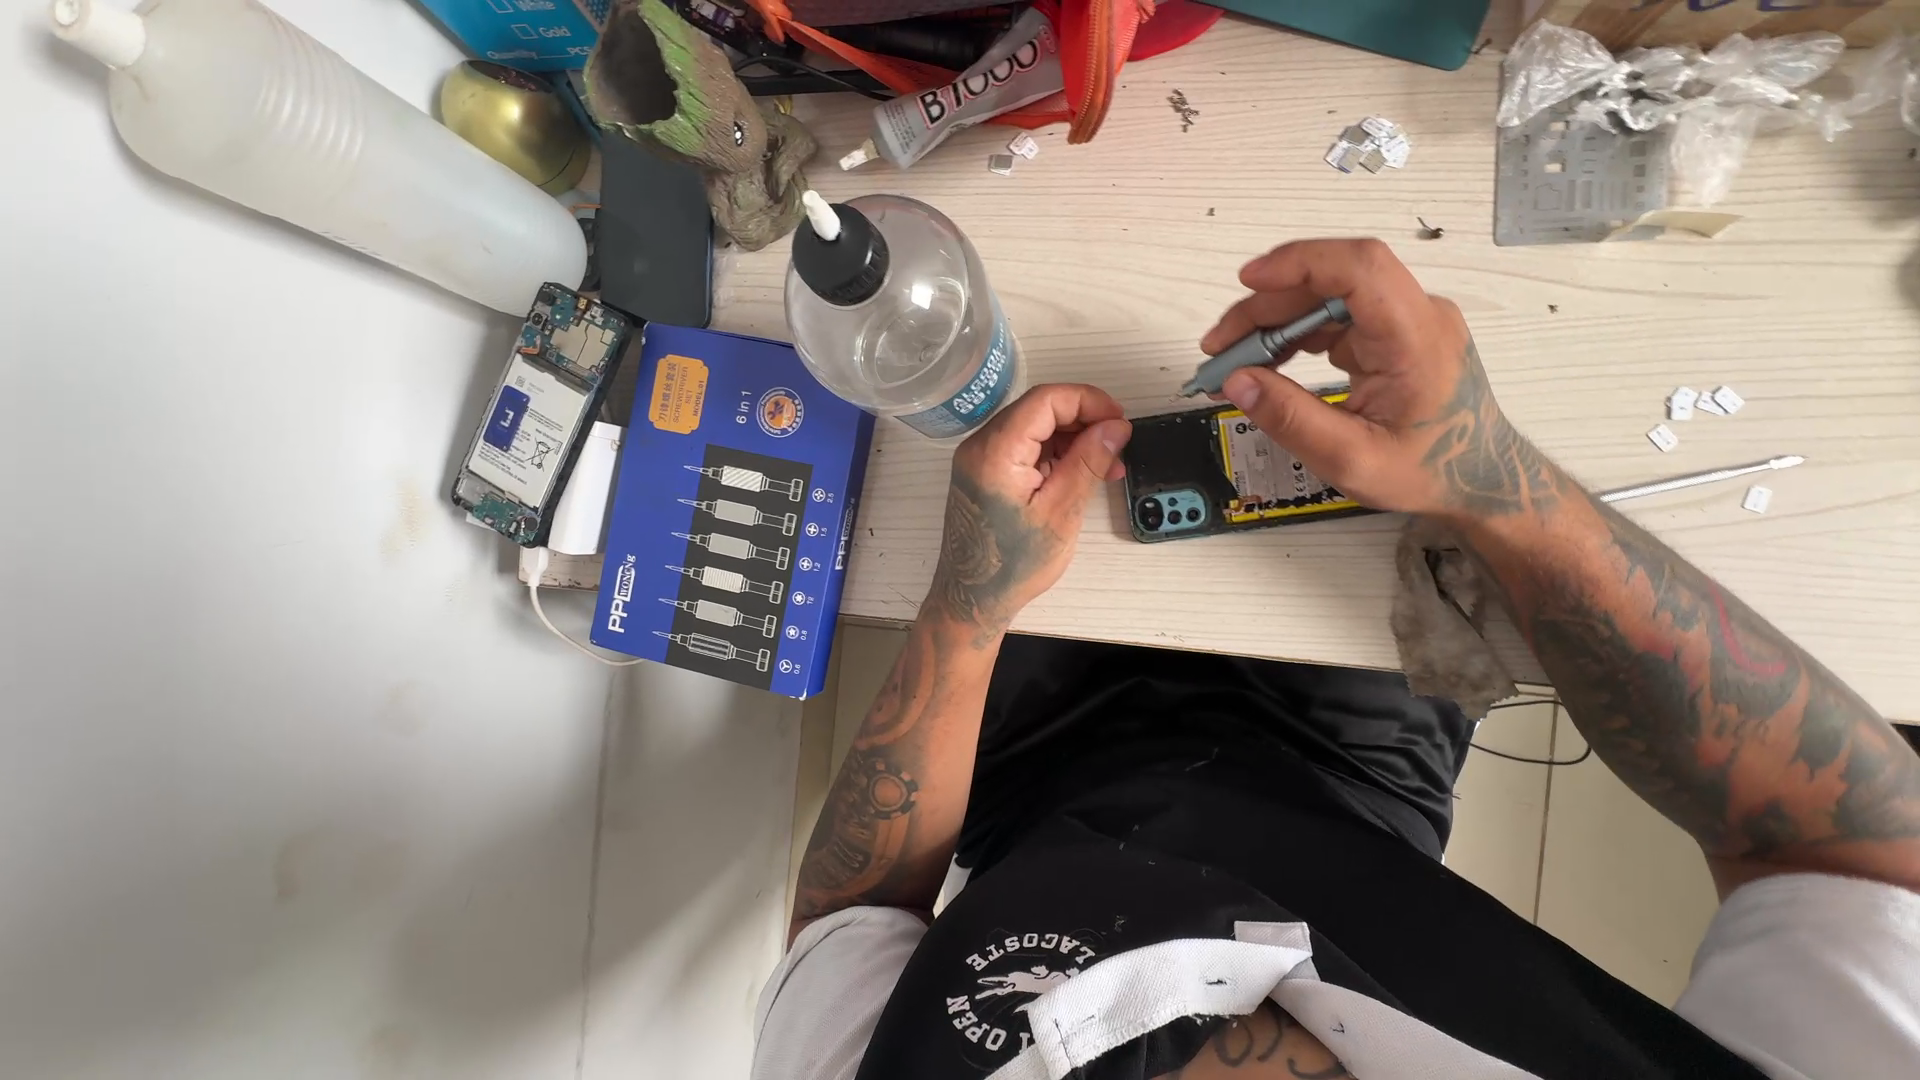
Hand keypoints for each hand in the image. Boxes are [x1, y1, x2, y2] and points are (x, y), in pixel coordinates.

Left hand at [925, 384, 1132, 639]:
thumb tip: (1115, 426)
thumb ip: (1088, 462)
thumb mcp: (1061, 513)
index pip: (1045, 400)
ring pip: (1034, 428)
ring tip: (1107, 466)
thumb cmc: (1012, 566)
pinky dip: (1055, 454)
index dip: (1088, 401)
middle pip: (1039, 410)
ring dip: (1072, 438)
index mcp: (994, 452)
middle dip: (1084, 420)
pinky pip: (1024, 448)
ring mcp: (980, 460)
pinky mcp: (985, 474)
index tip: (1119, 420)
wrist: (972, 600)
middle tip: (1117, 444)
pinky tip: (1081, 473)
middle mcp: (980, 447)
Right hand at [1199, 239, 1551, 519]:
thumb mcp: (1350, 459)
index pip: (1360, 269)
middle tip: (1217, 349)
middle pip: (1329, 283)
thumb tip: (1236, 382)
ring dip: (1271, 323)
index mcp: (1414, 338)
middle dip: (1264, 308)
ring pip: (1323, 300)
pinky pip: (1331, 321)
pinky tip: (1263, 364)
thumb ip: (1291, 419)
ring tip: (1230, 361)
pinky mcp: (1388, 336)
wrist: (1479, 478)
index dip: (1300, 264)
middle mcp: (1413, 315)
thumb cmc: (1427, 472)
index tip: (1247, 282)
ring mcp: (1401, 322)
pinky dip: (1290, 338)